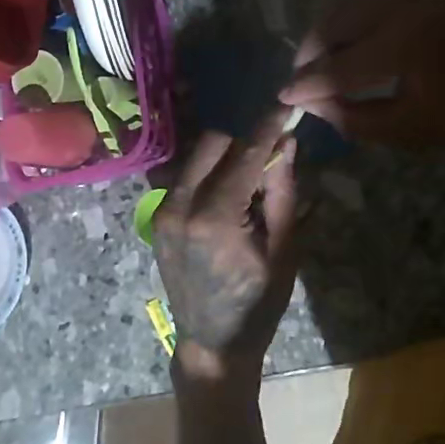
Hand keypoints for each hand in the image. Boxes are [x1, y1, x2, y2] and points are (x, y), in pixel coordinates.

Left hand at [152, 107, 299, 379]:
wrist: (212, 341)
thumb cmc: (258, 304)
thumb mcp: (283, 251)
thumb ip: (282, 192)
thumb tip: (286, 143)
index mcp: (214, 217)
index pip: (244, 154)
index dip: (267, 126)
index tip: (285, 103)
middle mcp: (180, 205)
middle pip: (211, 144)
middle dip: (243, 133)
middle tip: (270, 132)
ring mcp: (163, 210)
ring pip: (195, 157)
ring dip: (224, 149)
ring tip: (254, 154)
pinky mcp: (158, 216)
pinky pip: (184, 176)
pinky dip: (208, 168)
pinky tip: (230, 174)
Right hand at [278, 0, 444, 154]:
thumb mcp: (413, 130)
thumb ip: (353, 117)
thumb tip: (312, 104)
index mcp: (407, 45)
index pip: (336, 66)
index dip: (305, 85)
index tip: (283, 97)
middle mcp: (407, 5)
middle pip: (333, 22)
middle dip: (310, 52)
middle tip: (304, 79)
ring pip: (347, 0)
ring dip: (327, 29)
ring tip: (323, 58)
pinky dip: (351, 13)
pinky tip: (351, 37)